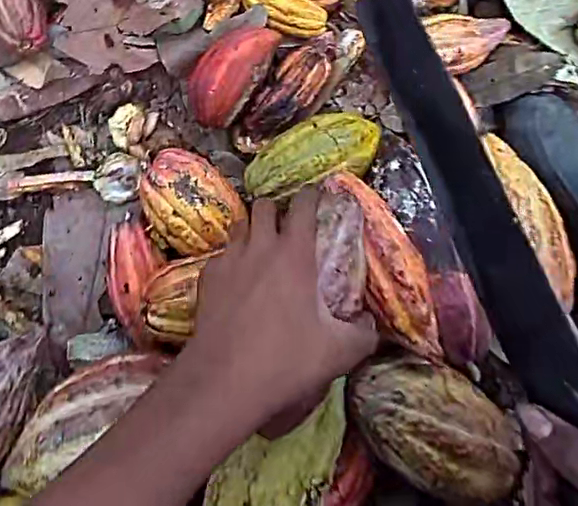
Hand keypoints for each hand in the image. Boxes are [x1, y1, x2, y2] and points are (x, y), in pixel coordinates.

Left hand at [180, 187, 378, 431]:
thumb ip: (362, 335)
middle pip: (265, 205)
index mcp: (294, 254)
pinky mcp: (207, 275)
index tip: (317, 197)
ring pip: (240, 225)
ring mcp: (229, 258)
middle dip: (277, 210)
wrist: (224, 381)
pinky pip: (221, 254)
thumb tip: (370, 324)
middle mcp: (260, 246)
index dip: (312, 196)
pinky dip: (231, 260)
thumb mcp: (337, 354)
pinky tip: (236, 283)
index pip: (303, 205)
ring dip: (252, 230)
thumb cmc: (285, 360)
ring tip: (261, 251)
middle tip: (288, 229)